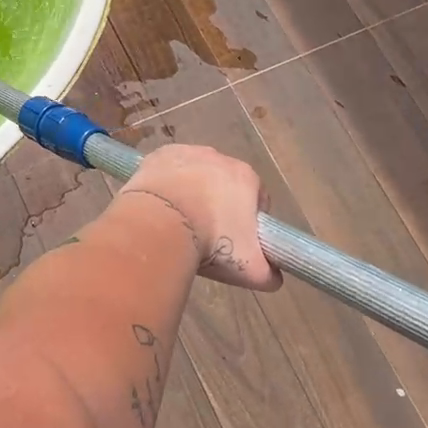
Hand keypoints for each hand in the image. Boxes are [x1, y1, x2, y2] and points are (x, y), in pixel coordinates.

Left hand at [121, 144, 281, 292]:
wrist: (159, 225)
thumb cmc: (212, 243)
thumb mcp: (253, 270)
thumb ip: (270, 272)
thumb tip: (273, 275)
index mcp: (245, 176)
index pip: (256, 195)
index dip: (250, 218)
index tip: (239, 237)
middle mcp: (215, 156)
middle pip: (223, 182)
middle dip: (218, 202)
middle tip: (208, 230)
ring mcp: (182, 152)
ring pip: (193, 174)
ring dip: (190, 191)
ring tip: (181, 220)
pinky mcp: (154, 156)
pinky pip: (166, 171)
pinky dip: (166, 184)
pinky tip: (161, 206)